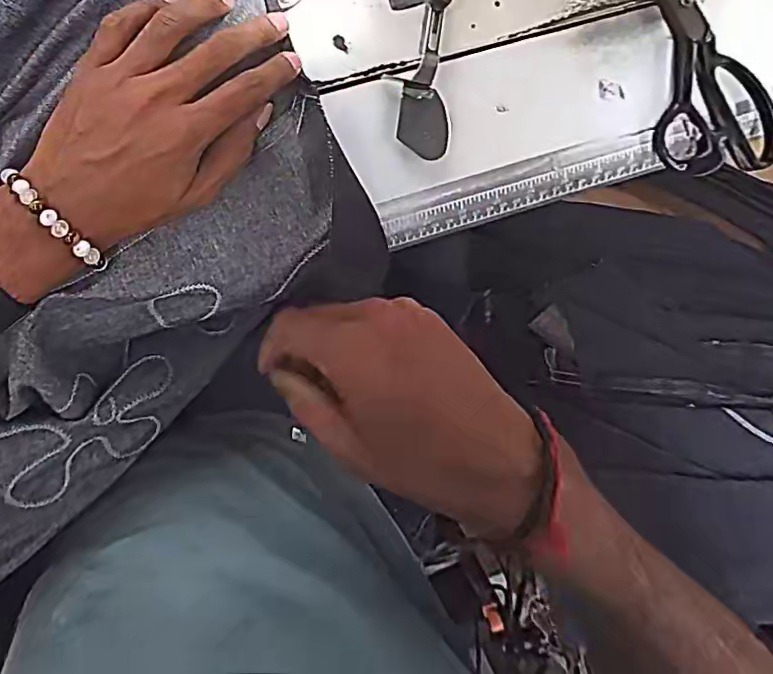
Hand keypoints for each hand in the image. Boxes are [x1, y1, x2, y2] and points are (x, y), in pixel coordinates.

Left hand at [0, 0, 302, 302]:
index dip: (274, 72)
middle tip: (273, 24)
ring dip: (202, 7)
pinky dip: (145, 7)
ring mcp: (120, 79)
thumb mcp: (192, 196)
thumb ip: (231, 155)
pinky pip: (119, 25)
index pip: (244, 90)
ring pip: (168, 25)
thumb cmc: (126, 205)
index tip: (288, 61)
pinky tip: (165, 5)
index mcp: (183, 132)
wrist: (64, 207)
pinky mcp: (92, 70)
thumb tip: (259, 115)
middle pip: (217, 51)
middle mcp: (155, 98)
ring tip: (223, 1)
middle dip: (255, 33)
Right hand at [259, 298, 541, 538]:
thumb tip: (284, 373)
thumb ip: (302, 400)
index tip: (274, 372)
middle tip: (307, 382)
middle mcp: (373, 315)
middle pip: (314, 313)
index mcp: (349, 346)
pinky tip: (376, 368)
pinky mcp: (423, 313)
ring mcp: (402, 309)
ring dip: (332, 338)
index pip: (287, 324)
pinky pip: (374, 315)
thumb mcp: (346, 446)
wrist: (501, 458)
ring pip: (343, 312)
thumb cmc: (421, 461)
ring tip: (346, 380)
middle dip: (301, 344)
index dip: (271, 348)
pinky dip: (362, 334)